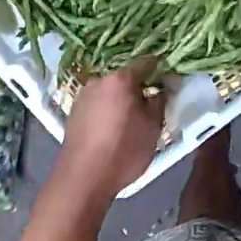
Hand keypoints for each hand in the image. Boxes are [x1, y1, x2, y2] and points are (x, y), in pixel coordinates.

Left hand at [53, 59, 165, 201]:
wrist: (83, 177)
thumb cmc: (124, 149)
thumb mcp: (153, 126)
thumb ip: (159, 101)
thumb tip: (158, 90)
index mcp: (121, 79)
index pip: (146, 63)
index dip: (159, 70)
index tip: (168, 81)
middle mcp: (99, 81)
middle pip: (125, 78)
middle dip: (138, 88)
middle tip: (149, 107)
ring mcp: (82, 96)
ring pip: (109, 92)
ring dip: (120, 101)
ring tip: (129, 122)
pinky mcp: (73, 112)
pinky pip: (97, 105)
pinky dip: (106, 111)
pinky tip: (111, 130)